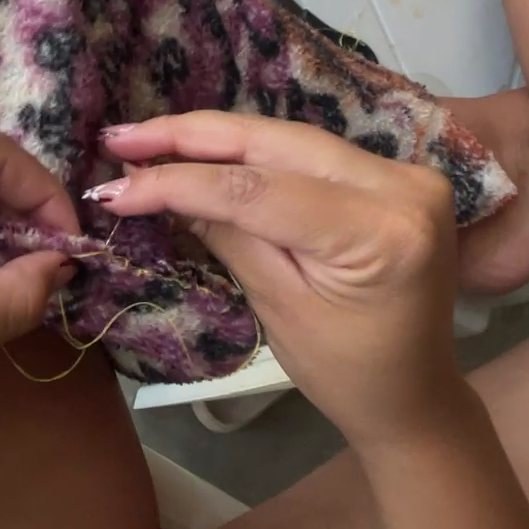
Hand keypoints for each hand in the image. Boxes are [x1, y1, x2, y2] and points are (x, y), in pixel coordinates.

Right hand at [93, 112, 471, 446]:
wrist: (414, 393)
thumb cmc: (344, 372)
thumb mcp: (276, 305)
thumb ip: (224, 233)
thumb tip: (152, 185)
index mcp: (379, 232)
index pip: (256, 190)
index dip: (177, 182)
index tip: (114, 188)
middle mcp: (401, 184)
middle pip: (273, 141)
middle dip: (187, 136)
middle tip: (120, 136)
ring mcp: (402, 172)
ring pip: (284, 138)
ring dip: (210, 137)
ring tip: (145, 138)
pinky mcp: (388, 175)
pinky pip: (302, 152)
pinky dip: (245, 150)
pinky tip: (197, 147)